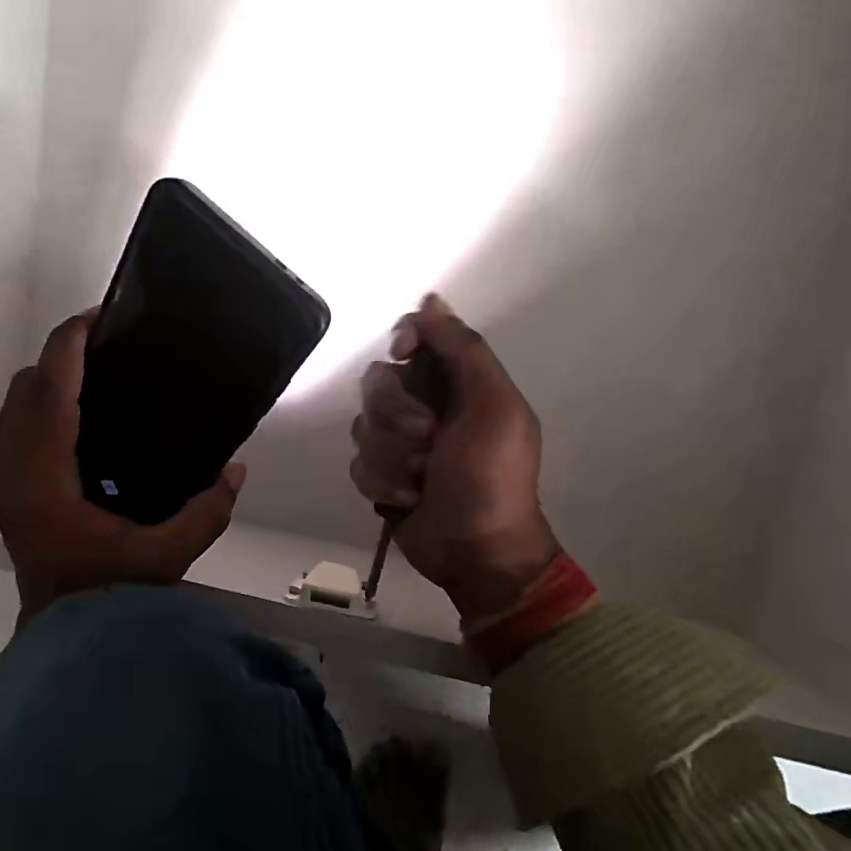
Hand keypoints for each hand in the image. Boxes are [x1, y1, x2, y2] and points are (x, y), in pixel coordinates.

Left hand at [0, 310, 245, 621]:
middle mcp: (15, 472)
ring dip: (49, 381)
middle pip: (23, 389)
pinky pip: (19, 429)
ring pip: (15, 407)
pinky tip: (86, 418)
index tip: (97, 316)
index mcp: (43, 479)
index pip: (49, 392)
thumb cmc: (109, 596)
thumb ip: (206, 512)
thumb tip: (234, 470)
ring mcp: (6, 482)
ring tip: (99, 375)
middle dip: (59, 357)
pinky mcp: (12, 492)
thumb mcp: (166, 556)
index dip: (68, 346)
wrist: (67, 637)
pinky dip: (44, 407)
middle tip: (108, 348)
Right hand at [349, 295, 559, 625]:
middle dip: (397, 415)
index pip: (414, 337)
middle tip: (429, 441)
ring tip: (421, 481)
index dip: (403, 341)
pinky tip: (408, 499)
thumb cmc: (492, 477)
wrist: (475, 549)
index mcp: (457, 383)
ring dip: (393, 458)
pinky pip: (357, 463)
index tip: (403, 357)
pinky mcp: (381, 475)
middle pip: (377, 382)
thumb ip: (464, 350)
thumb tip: (431, 300)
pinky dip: (382, 483)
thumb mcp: (493, 407)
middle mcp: (423, 406)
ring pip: (361, 426)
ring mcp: (399, 443)